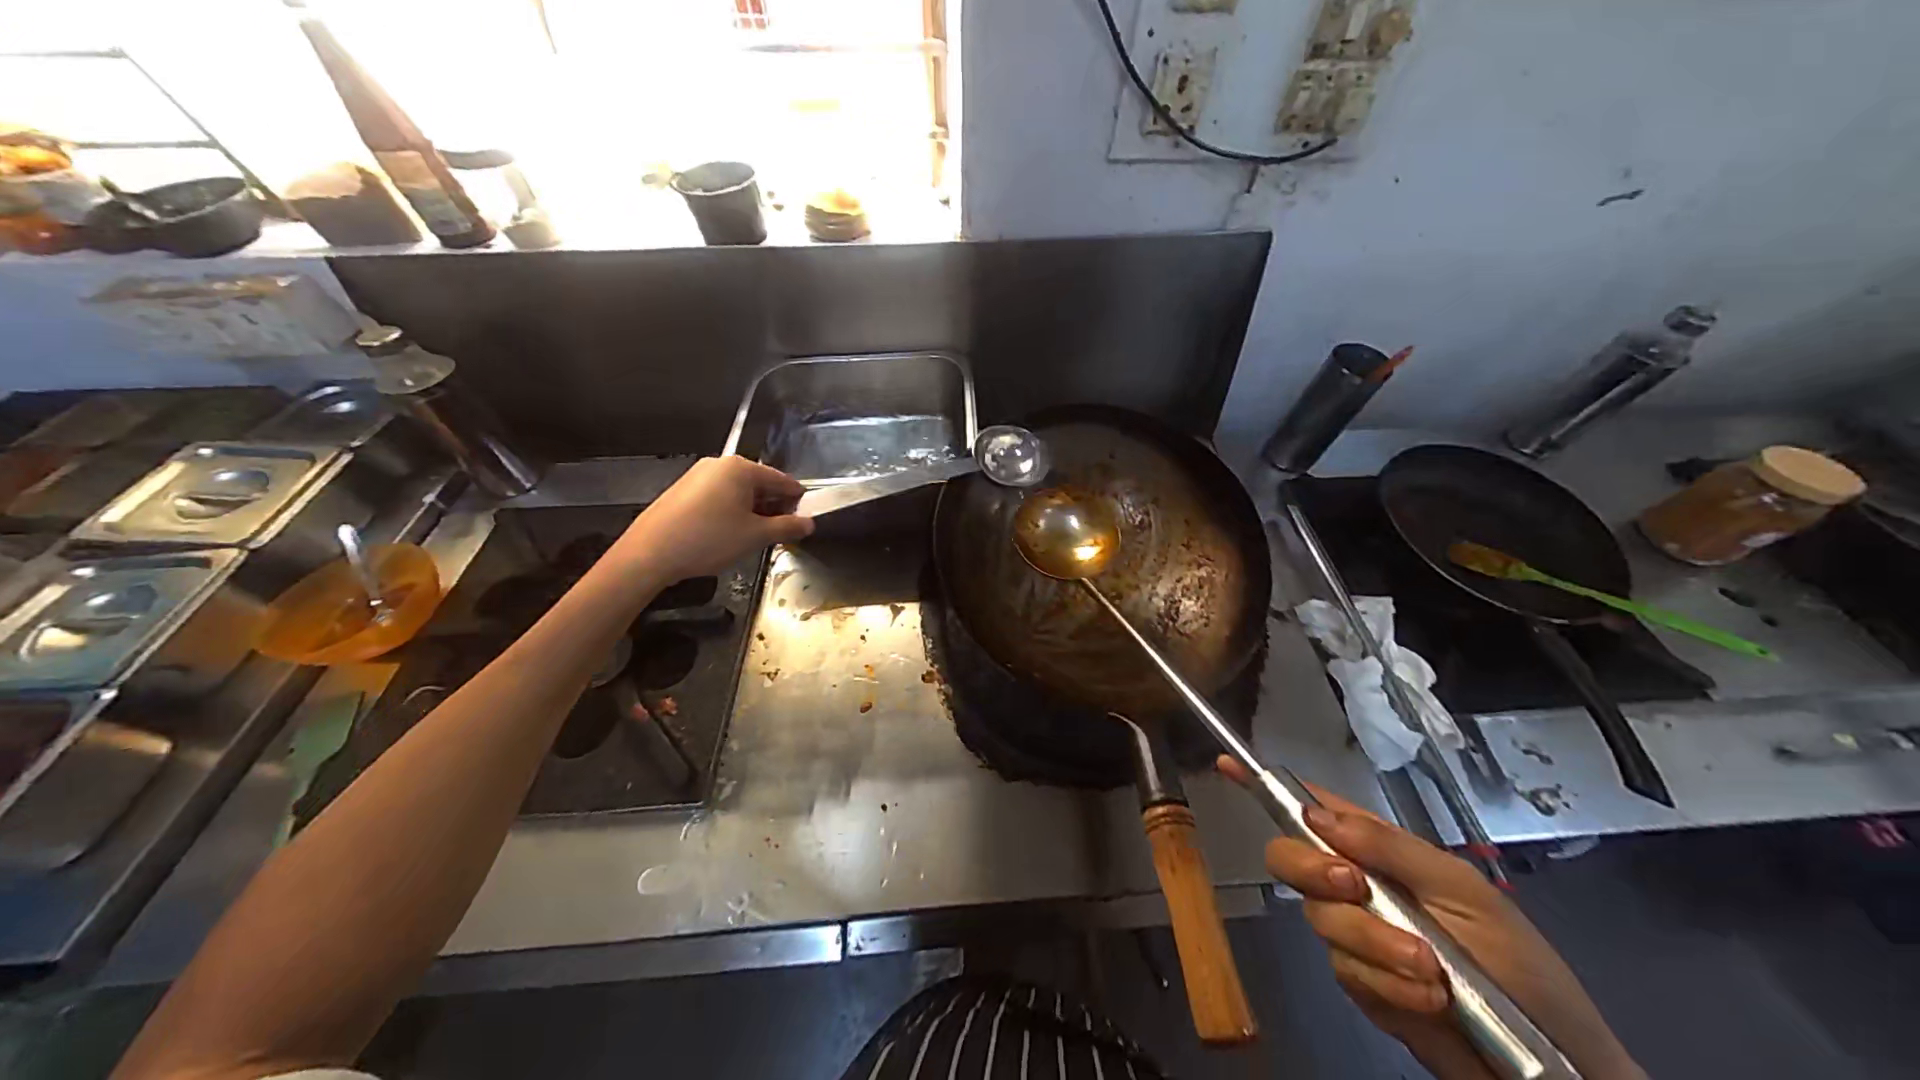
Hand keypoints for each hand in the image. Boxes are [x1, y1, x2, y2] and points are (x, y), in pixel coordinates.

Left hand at [604, 457, 812, 585]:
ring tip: (755, 538)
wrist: (650, 554)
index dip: (797, 500)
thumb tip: (807, 524)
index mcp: (741, 468)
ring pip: (737, 492)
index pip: (781, 480)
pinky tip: (729, 535)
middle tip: (782, 532)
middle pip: (759, 483)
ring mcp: (698, 476)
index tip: (805, 517)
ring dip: (752, 512)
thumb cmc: (706, 540)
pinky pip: (717, 498)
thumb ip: (787, 527)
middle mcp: (719, 465)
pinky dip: (730, 513)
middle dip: (773, 507)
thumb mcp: (756, 536)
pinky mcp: (683, 492)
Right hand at [1218, 758, 1643, 1079]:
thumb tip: (1315, 813)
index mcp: (1381, 852)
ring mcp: (1356, 935)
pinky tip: (1425, 996)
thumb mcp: (1463, 889)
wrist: (1550, 1067)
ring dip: (1374, 944)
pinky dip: (1384, 983)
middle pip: (1292, 859)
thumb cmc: (1522, 965)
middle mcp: (1358, 886)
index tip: (1226, 765)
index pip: (1314, 808)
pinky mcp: (1361, 983)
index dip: (1269, 786)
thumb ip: (1390, 848)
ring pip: (1320, 920)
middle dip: (1315, 871)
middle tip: (1354, 888)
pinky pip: (1343, 970)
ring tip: (1431, 972)